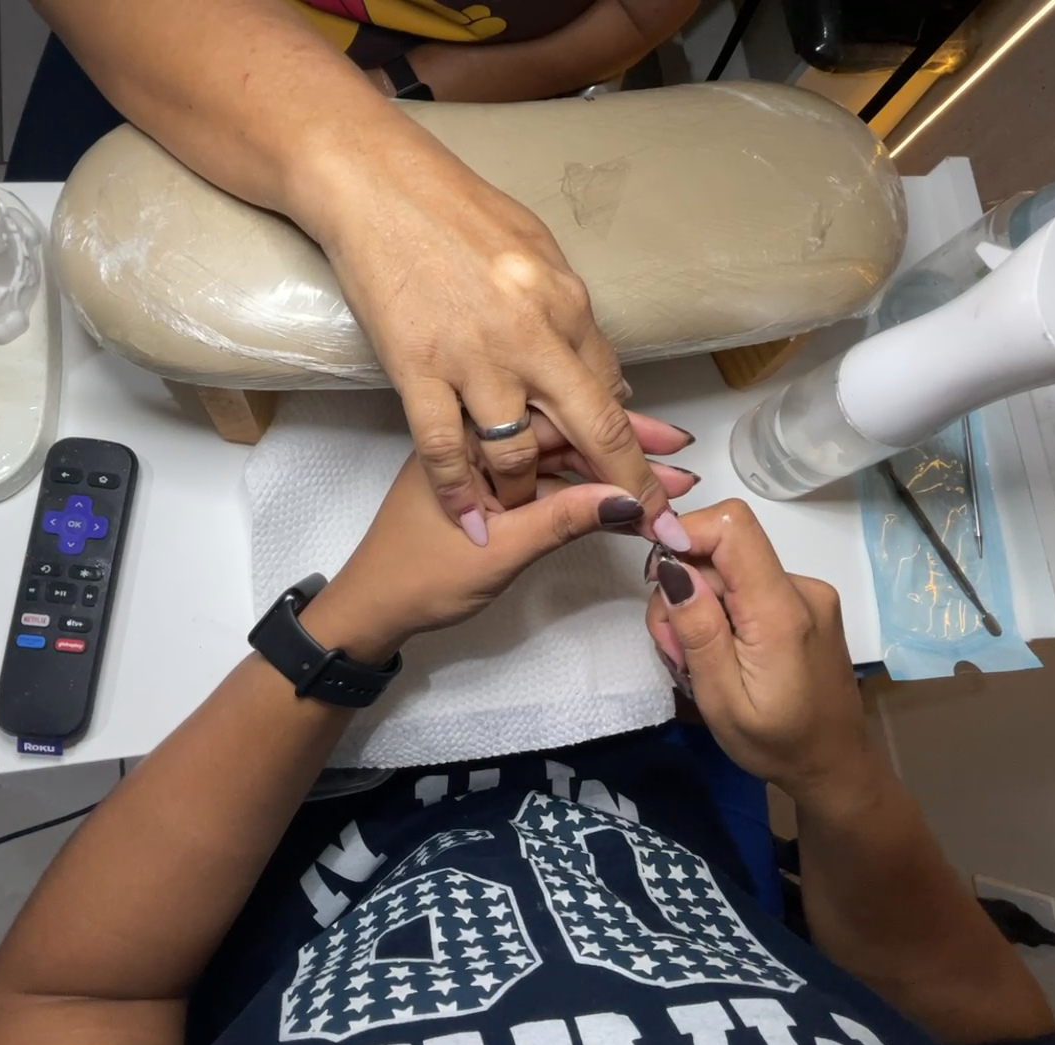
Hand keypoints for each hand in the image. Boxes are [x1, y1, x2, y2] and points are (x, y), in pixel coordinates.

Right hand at [289, 142, 688, 551]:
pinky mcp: (419, 369)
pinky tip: (469, 519)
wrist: (374, 184)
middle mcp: (532, 334)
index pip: (613, 386)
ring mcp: (475, 356)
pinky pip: (445, 448)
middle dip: (633, 484)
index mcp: (565, 301)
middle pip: (597, 425)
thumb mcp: (534, 250)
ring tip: (522, 506)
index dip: (638, 438)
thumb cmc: (452, 208)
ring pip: (519, 450)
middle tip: (658, 530)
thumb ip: (567, 316)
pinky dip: (458, 491)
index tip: (657, 471)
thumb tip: (598, 369)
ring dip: (526, 490)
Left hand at [303, 412, 697, 664]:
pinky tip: (621, 500)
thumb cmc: (422, 578)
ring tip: (668, 482)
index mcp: (473, 437)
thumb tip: (631, 498)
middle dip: (625, 451)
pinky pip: (545, 483)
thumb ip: (563, 519)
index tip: (669, 454)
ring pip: (560, 462)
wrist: (373, 608)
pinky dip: (583, 493)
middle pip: (565, 437)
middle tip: (681, 460)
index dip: (619, 443)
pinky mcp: (492, 490)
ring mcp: (487, 465)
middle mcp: (482, 440)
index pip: (559, 427)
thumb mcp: (500, 551)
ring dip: (610, 475)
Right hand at [642, 500, 872, 804]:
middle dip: (680, 591)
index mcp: (781, 611)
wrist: (835, 767)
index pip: (732, 527)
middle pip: (719, 552)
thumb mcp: (722, 699)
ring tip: (696, 660)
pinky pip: (743, 586)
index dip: (685, 532)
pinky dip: (719, 612)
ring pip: (725, 570)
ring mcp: (804, 593)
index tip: (657, 575)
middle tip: (676, 650)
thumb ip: (698, 630)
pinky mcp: (801, 602)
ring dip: (696, 607)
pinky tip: (720, 653)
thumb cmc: (777, 744)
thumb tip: (671, 566)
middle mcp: (800, 588)